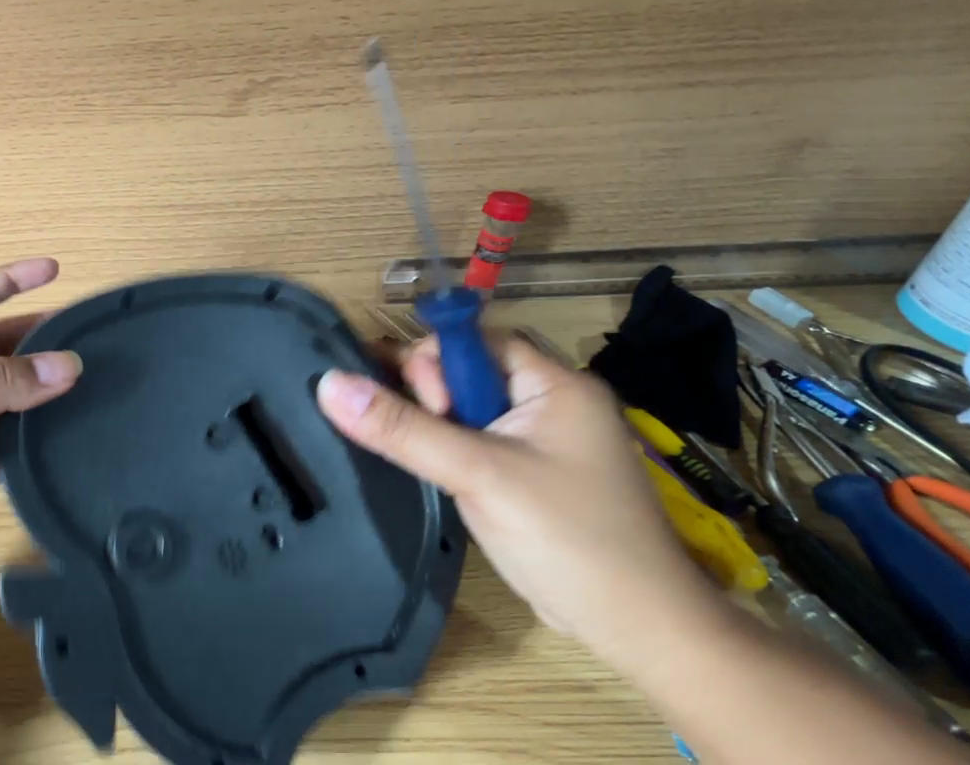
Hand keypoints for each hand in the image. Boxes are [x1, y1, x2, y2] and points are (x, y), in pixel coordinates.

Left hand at [0, 259, 82, 584]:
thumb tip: (67, 367)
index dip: (9, 280)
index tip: (55, 269)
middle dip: (37, 338)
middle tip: (91, 339)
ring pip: (6, 398)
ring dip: (41, 391)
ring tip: (91, 387)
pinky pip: (6, 446)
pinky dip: (34, 442)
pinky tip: (64, 442)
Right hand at [316, 334, 720, 659]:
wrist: (640, 630)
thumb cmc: (571, 539)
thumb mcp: (479, 476)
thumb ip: (402, 428)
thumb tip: (328, 383)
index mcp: (555, 384)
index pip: (472, 340)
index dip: (437, 364)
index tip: (432, 410)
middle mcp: (549, 402)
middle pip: (462, 371)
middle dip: (431, 399)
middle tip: (434, 446)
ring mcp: (540, 440)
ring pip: (461, 410)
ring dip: (434, 429)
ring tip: (430, 464)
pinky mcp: (528, 473)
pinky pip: (471, 441)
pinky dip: (447, 452)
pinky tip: (434, 474)